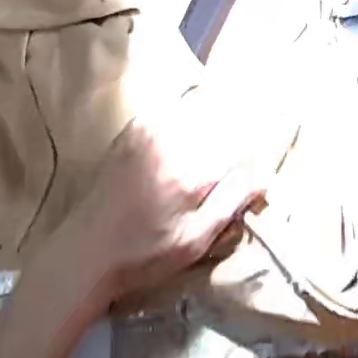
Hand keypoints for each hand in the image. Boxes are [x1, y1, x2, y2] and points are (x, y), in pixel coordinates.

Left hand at [63, 99, 269, 299]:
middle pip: (218, 115)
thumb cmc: (146, 252)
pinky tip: (193, 114)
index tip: (268, 139)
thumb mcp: (195, 239)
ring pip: (194, 105)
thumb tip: (264, 173)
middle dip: (237, 120)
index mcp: (193, 171)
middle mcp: (172, 140)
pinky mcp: (134, 127)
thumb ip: (231, 201)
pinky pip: (170, 105)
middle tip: (250, 125)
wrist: (89, 245)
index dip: (255, 141)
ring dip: (213, 109)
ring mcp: (149, 128)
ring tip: (226, 118)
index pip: (238, 140)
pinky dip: (187, 106)